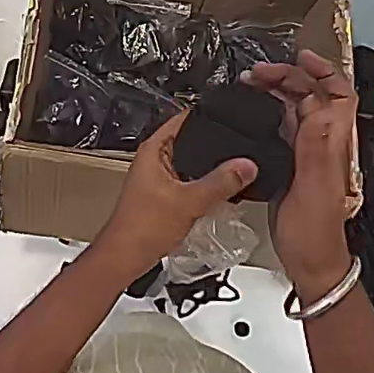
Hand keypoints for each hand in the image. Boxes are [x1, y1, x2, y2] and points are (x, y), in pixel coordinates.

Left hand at [92, 111, 257, 277]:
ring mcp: (159, 177)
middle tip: (240, 145)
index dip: (207, 115)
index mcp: (154, 150)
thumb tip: (246, 166)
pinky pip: (191, 181)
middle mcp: (155, 160)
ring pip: (192, 163)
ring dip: (210, 168)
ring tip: (234, 168)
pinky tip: (220, 192)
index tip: (231, 116)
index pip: (184, 118)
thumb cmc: (141, 227)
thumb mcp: (189, 201)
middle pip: (192, 141)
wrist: (127, 257)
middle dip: (215, 145)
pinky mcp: (165, 194)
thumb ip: (221, 182)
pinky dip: (205, 184)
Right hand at [243, 50, 356, 301]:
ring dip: (277, 92)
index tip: (300, 58)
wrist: (309, 262)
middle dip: (289, 77)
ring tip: (252, 84)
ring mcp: (307, 154)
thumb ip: (315, 150)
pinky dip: (268, 114)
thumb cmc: (315, 234)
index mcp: (334, 145)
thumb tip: (316, 109)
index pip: (337, 95)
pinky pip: (283, 130)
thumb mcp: (315, 190)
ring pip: (296, 110)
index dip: (323, 71)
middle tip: (259, 73)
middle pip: (313, 97)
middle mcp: (324, 144)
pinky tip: (253, 113)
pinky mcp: (292, 165)